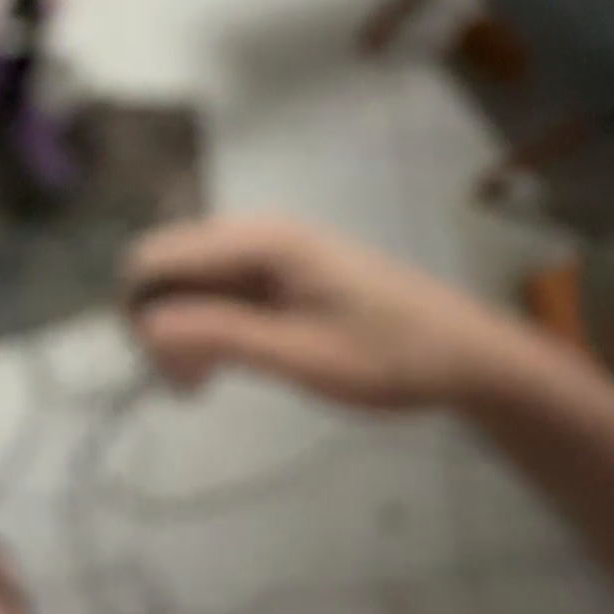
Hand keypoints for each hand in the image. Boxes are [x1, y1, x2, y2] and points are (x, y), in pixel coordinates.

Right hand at [123, 216, 527, 409]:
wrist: (474, 357)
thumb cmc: (394, 358)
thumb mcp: (306, 358)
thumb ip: (222, 335)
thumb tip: (144, 326)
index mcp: (257, 240)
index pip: (155, 257)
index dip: (139, 307)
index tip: (159, 365)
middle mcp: (247, 231)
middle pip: (161, 265)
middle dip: (155, 321)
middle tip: (183, 382)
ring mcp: (255, 247)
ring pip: (179, 279)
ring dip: (175, 327)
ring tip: (198, 381)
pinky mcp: (265, 267)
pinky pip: (206, 288)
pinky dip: (199, 324)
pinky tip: (217, 361)